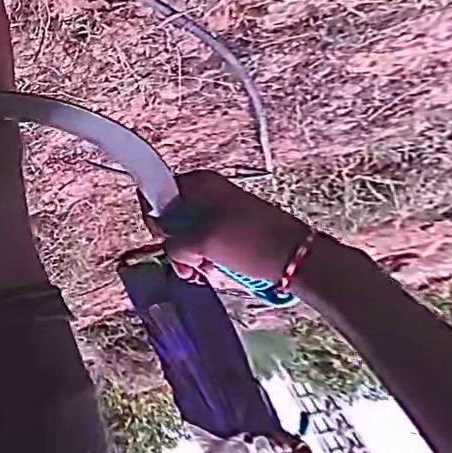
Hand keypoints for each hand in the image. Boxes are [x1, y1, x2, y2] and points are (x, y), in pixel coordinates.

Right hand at [156, 170, 311, 283]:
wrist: (299, 259)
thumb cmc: (251, 243)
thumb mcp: (200, 242)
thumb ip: (172, 242)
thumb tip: (168, 245)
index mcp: (198, 183)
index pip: (154, 192)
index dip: (152, 217)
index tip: (162, 236)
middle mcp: (206, 191)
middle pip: (168, 215)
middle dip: (172, 242)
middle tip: (185, 260)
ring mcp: (218, 209)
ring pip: (183, 231)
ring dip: (186, 253)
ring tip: (199, 270)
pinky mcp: (229, 226)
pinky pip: (200, 238)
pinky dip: (199, 254)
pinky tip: (207, 268)